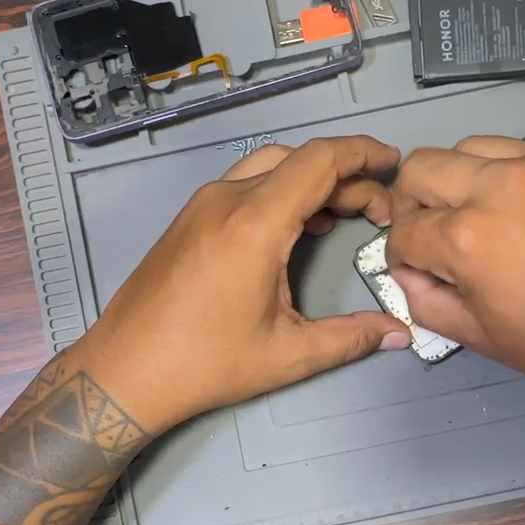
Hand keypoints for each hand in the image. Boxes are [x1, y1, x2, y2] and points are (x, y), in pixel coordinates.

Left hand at [75, 136, 411, 433]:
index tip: (392, 164)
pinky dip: (281, 194)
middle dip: (345, 176)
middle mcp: (226, 201)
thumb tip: (399, 335)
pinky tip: (298, 227)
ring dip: (310, 182)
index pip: (318, 161)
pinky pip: (245, 187)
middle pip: (298, 161)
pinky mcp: (188, 220)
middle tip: (377, 211)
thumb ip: (351, 338)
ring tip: (342, 215)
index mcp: (254, 225)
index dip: (362, 154)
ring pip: (268, 169)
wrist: (124, 370)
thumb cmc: (203, 364)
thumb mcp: (288, 355)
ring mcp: (201, 206)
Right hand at [386, 137, 524, 426]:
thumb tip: (411, 270)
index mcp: (469, 237)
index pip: (404, 230)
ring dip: (459, 181)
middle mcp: (500, 186)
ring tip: (481, 218)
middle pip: (422, 167)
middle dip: (414, 203)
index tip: (419, 268)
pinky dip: (508, 177)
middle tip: (433, 232)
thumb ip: (424, 299)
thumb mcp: (478, 336)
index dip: (402, 255)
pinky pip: (521, 152)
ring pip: (470, 148)